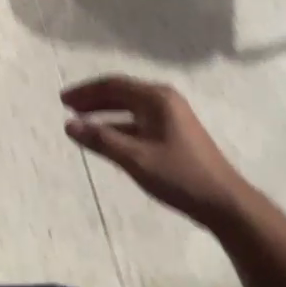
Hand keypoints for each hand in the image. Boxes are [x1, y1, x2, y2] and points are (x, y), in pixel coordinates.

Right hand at [63, 76, 249, 223]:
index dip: (85, 91)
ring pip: (129, 108)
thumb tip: (68, 125)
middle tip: (67, 108)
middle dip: (93, 100)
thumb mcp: (135, 159)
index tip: (62, 101)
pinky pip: (138, 122)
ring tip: (81, 122)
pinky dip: (119, 127)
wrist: (223, 201)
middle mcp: (164, 101)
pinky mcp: (174, 134)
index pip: (113, 84)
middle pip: (121, 93)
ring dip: (104, 114)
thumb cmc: (179, 176)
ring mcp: (171, 117)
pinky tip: (106, 139)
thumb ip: (101, 140)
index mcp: (156, 98)